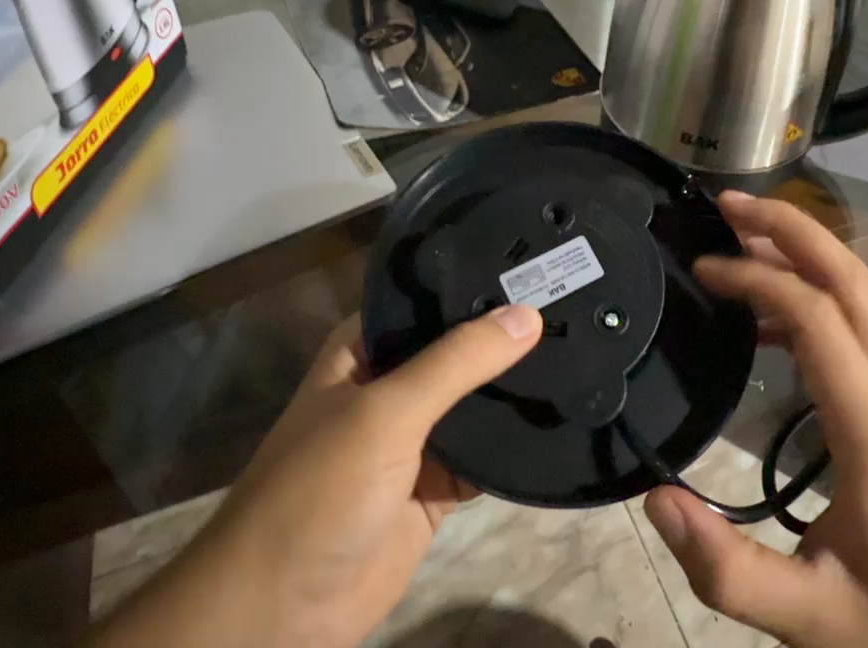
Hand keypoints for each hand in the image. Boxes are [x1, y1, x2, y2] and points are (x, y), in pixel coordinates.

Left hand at [89, 305, 541, 647]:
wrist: (284, 608)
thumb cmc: (320, 489)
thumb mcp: (386, 411)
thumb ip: (457, 362)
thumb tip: (528, 314)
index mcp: (364, 350)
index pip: (426, 301)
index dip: (475, 283)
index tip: (537, 260)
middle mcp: (391, 385)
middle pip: (457, 351)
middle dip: (506, 336)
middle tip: (576, 304)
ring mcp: (414, 439)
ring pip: (475, 403)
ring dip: (515, 388)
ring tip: (583, 350)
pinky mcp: (436, 487)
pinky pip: (483, 455)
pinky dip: (515, 444)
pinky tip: (562, 417)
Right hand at [643, 191, 867, 647]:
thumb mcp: (805, 620)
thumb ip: (725, 568)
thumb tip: (654, 498)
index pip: (820, 321)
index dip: (759, 280)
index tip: (703, 269)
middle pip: (857, 283)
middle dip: (794, 230)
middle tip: (729, 204)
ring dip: (810, 255)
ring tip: (744, 239)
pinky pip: (866, 330)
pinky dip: (818, 299)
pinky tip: (770, 321)